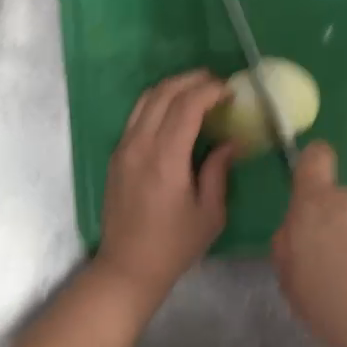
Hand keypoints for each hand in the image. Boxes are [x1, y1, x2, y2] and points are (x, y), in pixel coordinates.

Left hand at [93, 71, 234, 309]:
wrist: (128, 265)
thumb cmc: (174, 245)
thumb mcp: (209, 214)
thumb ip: (219, 172)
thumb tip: (229, 143)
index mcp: (165, 158)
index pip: (186, 106)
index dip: (209, 91)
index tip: (230, 91)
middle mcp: (139, 145)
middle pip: (162, 93)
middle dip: (191, 80)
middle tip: (216, 83)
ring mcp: (123, 148)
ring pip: (144, 100)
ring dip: (171, 88)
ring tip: (197, 90)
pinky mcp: (116, 155)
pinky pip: (136, 116)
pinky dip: (156, 104)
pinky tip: (174, 112)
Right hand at [272, 142, 346, 346]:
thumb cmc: (335, 307)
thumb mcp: (290, 283)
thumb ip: (287, 248)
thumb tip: (295, 234)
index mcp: (315, 205)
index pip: (315, 159)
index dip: (312, 166)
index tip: (309, 189)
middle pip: (338, 201)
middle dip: (333, 225)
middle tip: (329, 265)